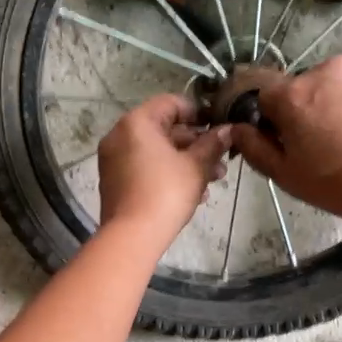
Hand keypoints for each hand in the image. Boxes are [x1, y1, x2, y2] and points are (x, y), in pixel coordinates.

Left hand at [96, 95, 234, 247]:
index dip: (198, 113)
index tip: (218, 127)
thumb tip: (227, 131)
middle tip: (221, 161)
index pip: (171, 103)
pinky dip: (166, 175)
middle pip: (164, 130)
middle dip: (196, 145)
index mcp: (136, 123)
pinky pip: (144, 169)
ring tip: (213, 180)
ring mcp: (113, 161)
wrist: (132, 237)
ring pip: (156, 153)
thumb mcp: (196, 166)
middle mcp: (119, 136)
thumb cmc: (166, 193)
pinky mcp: (114, 183)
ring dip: (186, 163)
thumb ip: (212, 144)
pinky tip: (193, 193)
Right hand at [232, 56, 341, 218]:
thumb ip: (255, 148)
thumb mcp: (286, 175)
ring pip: (330, 85)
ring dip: (330, 105)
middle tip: (317, 144)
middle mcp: (323, 71)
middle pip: (299, 88)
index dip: (269, 119)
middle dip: (302, 110)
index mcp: (293, 95)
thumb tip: (237, 129)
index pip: (264, 95)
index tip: (282, 140)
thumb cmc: (338, 183)